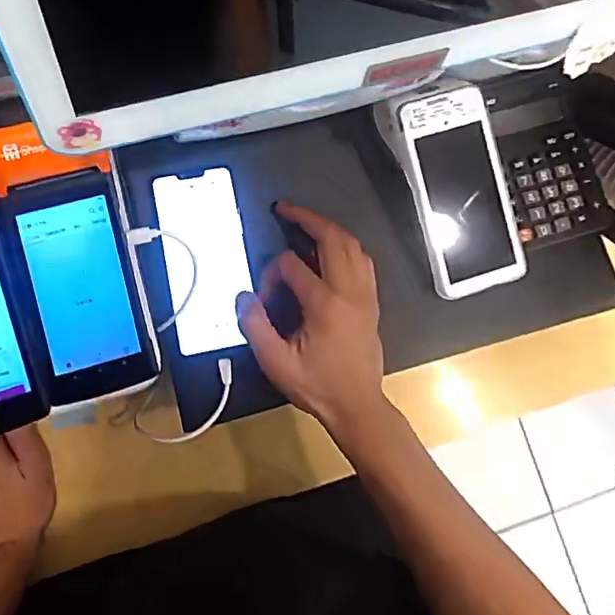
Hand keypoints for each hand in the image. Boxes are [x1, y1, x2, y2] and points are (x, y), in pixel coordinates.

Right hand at [236, 203, 390, 429]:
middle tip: (285, 209)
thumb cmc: (316, 385)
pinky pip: (363, 260)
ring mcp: (364, 295)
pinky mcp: (371, 302)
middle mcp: (349, 292)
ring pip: (352, 245)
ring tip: (306, 222)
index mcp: (325, 304)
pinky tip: (331, 248)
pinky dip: (346, 245)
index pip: (292, 266)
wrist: (357, 406)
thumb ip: (254, 325)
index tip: (263, 296)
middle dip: (307, 218)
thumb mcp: (275, 362)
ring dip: (329, 228)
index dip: (271, 273)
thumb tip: (244, 296)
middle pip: (332, 239)